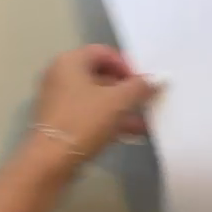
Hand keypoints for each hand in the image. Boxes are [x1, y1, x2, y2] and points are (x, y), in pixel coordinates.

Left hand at [31, 45, 158, 157]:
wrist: (51, 160)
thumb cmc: (83, 121)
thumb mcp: (117, 102)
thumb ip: (139, 88)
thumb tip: (160, 77)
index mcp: (70, 61)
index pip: (103, 52)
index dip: (126, 65)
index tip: (143, 84)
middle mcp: (61, 73)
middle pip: (100, 74)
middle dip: (126, 90)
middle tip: (147, 102)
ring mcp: (59, 97)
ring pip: (96, 96)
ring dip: (121, 108)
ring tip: (146, 122)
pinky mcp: (60, 119)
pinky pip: (89, 112)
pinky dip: (108, 119)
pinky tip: (131, 134)